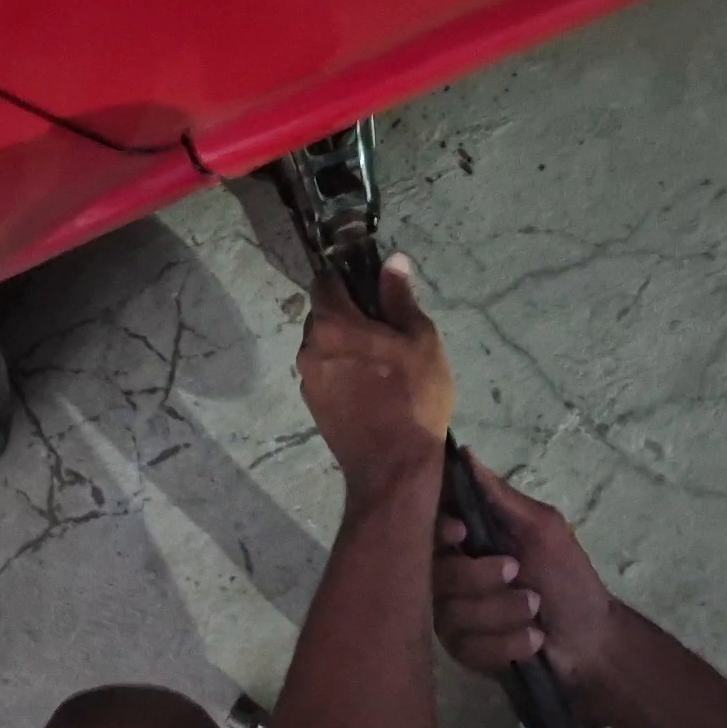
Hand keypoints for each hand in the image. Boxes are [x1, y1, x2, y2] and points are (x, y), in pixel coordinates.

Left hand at [297, 254, 453, 496]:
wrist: (393, 466)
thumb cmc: (413, 397)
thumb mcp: (420, 340)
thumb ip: (400, 298)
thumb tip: (393, 262)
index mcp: (332, 325)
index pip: (325, 281)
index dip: (346, 277)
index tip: (370, 288)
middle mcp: (309, 348)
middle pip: (323, 316)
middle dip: (348, 315)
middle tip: (384, 330)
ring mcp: (306, 379)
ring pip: (322, 346)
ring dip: (343, 345)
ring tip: (379, 363)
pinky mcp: (311, 404)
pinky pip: (324, 373)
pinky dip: (340, 371)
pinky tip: (368, 387)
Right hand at [432, 457, 616, 693]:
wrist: (589, 641)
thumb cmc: (567, 578)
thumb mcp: (543, 529)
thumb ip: (501, 496)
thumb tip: (464, 453)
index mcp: (465, 538)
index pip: (427, 525)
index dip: (436, 528)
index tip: (462, 532)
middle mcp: (448, 572)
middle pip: (435, 572)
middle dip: (480, 579)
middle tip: (518, 574)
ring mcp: (450, 612)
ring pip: (451, 613)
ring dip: (503, 613)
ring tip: (535, 612)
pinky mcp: (460, 647)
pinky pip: (467, 646)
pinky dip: (507, 643)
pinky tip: (532, 640)